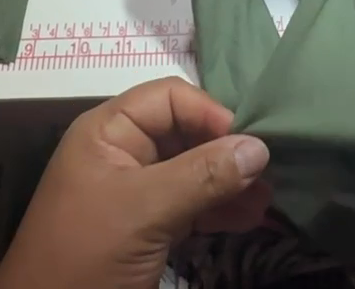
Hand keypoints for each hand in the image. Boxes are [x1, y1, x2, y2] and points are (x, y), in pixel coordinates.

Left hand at [0, 77, 272, 288]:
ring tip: (268, 198)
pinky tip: (250, 216)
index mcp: (109, 130)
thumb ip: (201, 176)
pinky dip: (219, 210)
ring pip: (193, 170)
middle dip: (226, 149)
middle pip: (185, 132)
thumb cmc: (86, 256)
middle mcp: (124, 151)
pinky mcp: (147, 227)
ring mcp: (136, 191)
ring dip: (229, 182)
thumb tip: (259, 147)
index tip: (249, 139)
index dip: (209, 112)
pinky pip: (191, 205)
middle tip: (269, 169)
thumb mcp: (144, 211)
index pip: (169, 98)